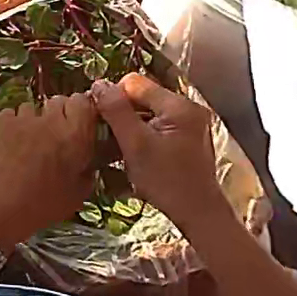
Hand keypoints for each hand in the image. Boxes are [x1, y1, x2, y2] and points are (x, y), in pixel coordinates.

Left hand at [0, 94, 97, 245]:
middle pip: (59, 100)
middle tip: (57, 134)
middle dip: (60, 113)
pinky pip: (11, 114)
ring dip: (35, 119)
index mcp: (75, 136)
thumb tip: (91, 152)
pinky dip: (14, 123)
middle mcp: (49, 121)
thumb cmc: (43, 204)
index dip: (82, 110)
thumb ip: (89, 164)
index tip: (81, 122)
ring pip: (33, 107)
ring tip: (32, 140)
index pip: (83, 101)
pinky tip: (13, 142)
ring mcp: (22, 119)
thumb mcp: (79, 190)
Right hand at [90, 74, 224, 219]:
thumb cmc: (165, 180)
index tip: (104, 121)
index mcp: (179, 106)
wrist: (197, 212)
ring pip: (147, 109)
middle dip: (122, 111)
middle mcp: (188, 108)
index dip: (114, 98)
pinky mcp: (187, 135)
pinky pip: (156, 121)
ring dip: (130, 122)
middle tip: (111, 135)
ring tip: (123, 144)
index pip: (134, 83)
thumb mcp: (134, 143)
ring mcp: (190, 122)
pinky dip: (141, 131)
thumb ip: (116, 110)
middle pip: (141, 94)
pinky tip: (136, 149)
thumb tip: (99, 84)